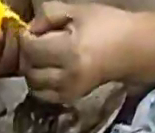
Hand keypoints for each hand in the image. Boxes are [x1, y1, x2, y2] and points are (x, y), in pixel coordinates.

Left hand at [20, 2, 154, 103]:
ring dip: (32, 72)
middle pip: (30, 70)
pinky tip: (48, 71)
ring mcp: (67, 91)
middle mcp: (66, 76)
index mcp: (69, 51)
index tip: (29, 32)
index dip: (25, 39)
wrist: (128, 50)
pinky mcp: (69, 100)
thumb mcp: (79, 11)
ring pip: (34, 86)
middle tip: (34, 45)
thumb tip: (30, 29)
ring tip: (41, 58)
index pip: (32, 49)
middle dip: (27, 57)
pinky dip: (40, 84)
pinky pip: (44, 95)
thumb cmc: (105, 25)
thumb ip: (50, 16)